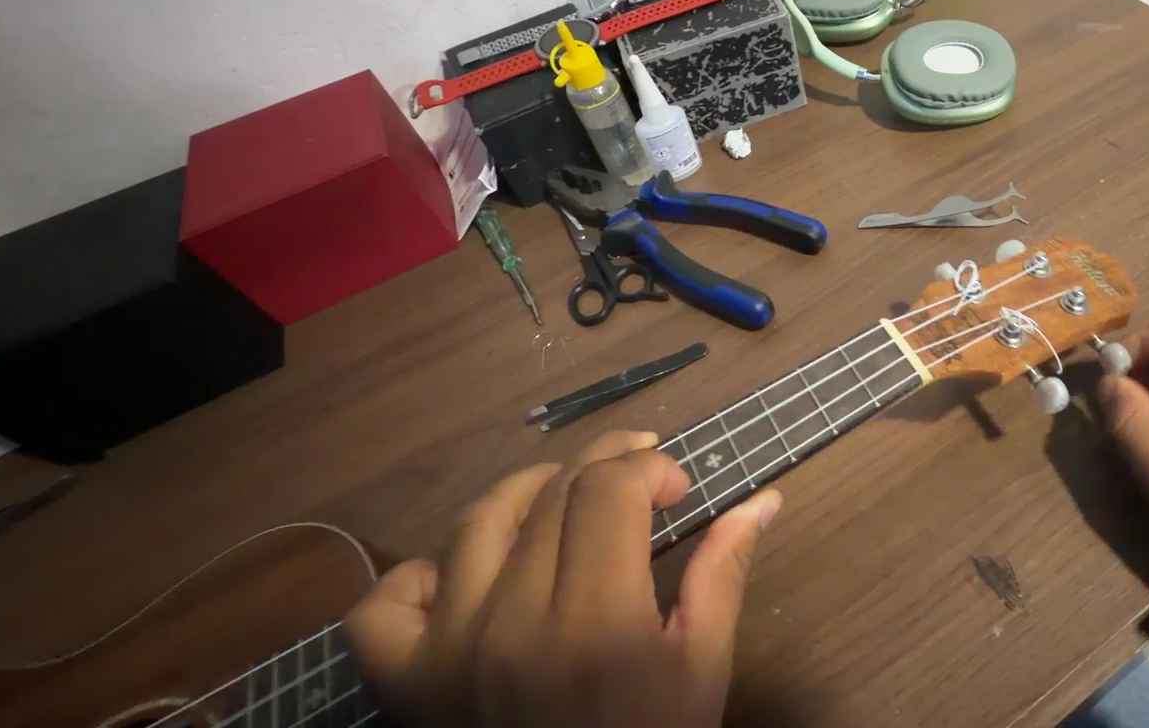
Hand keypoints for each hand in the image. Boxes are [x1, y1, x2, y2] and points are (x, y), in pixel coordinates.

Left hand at [343, 431, 780, 727]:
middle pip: (552, 493)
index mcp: (597, 619)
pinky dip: (419, 575)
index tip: (677, 489)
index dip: (650, 467)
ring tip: (567, 498)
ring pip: (477, 524)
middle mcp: (513, 622)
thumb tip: (764, 498)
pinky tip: (467, 578)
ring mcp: (447, 654)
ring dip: (529, 492)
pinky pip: (384, 606)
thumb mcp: (701, 669)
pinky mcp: (405, 687)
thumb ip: (724, 572)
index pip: (609, 489)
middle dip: (605, 461)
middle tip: (639, 469)